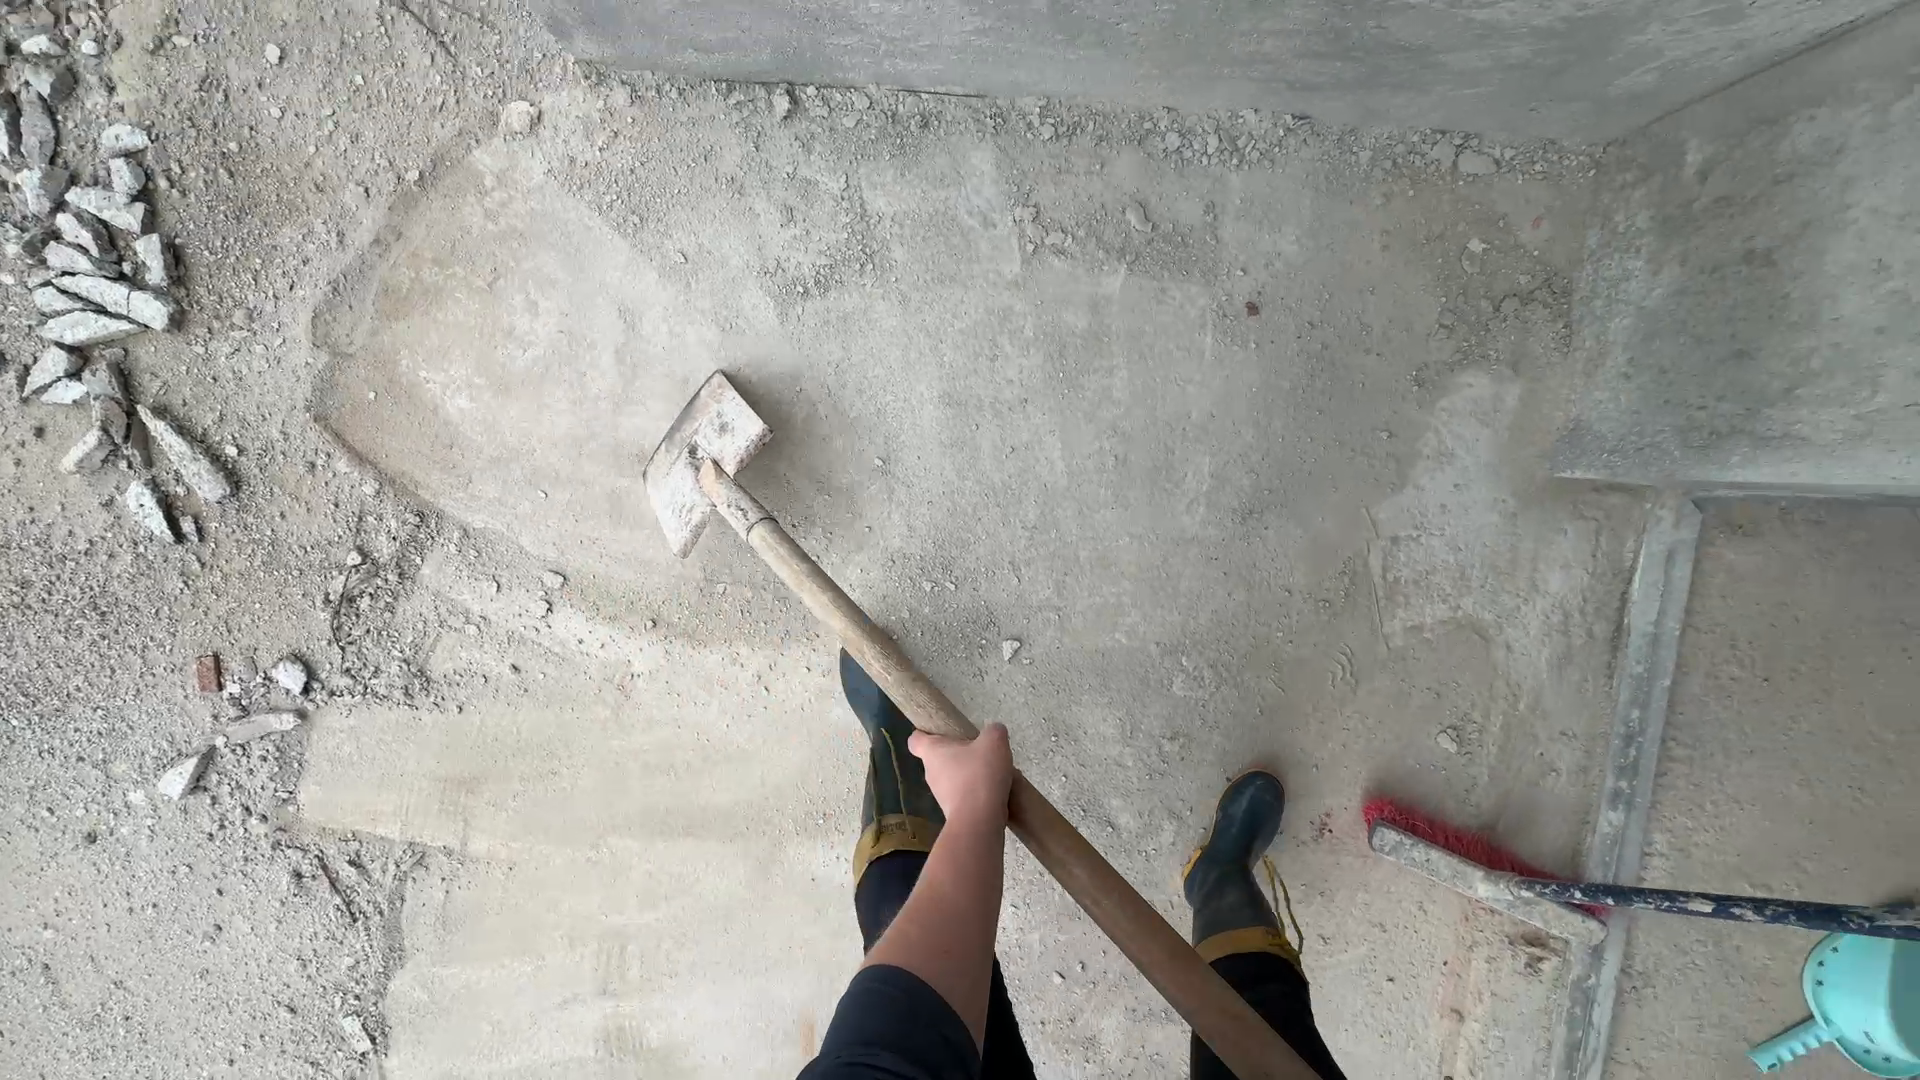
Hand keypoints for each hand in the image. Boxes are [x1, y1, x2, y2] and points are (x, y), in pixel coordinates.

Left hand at [908, 724, 1013, 831]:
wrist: (979, 821)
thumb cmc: (979, 775)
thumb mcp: (994, 742)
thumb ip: (994, 731)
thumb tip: (994, 733)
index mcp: (932, 752)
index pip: (916, 739)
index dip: (926, 732)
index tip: (943, 732)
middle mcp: (931, 772)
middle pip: (939, 757)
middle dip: (957, 753)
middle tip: (978, 751)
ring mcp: (940, 795)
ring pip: (952, 777)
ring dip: (968, 774)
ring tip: (991, 772)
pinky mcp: (953, 812)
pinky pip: (962, 795)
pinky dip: (975, 792)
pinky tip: (993, 790)